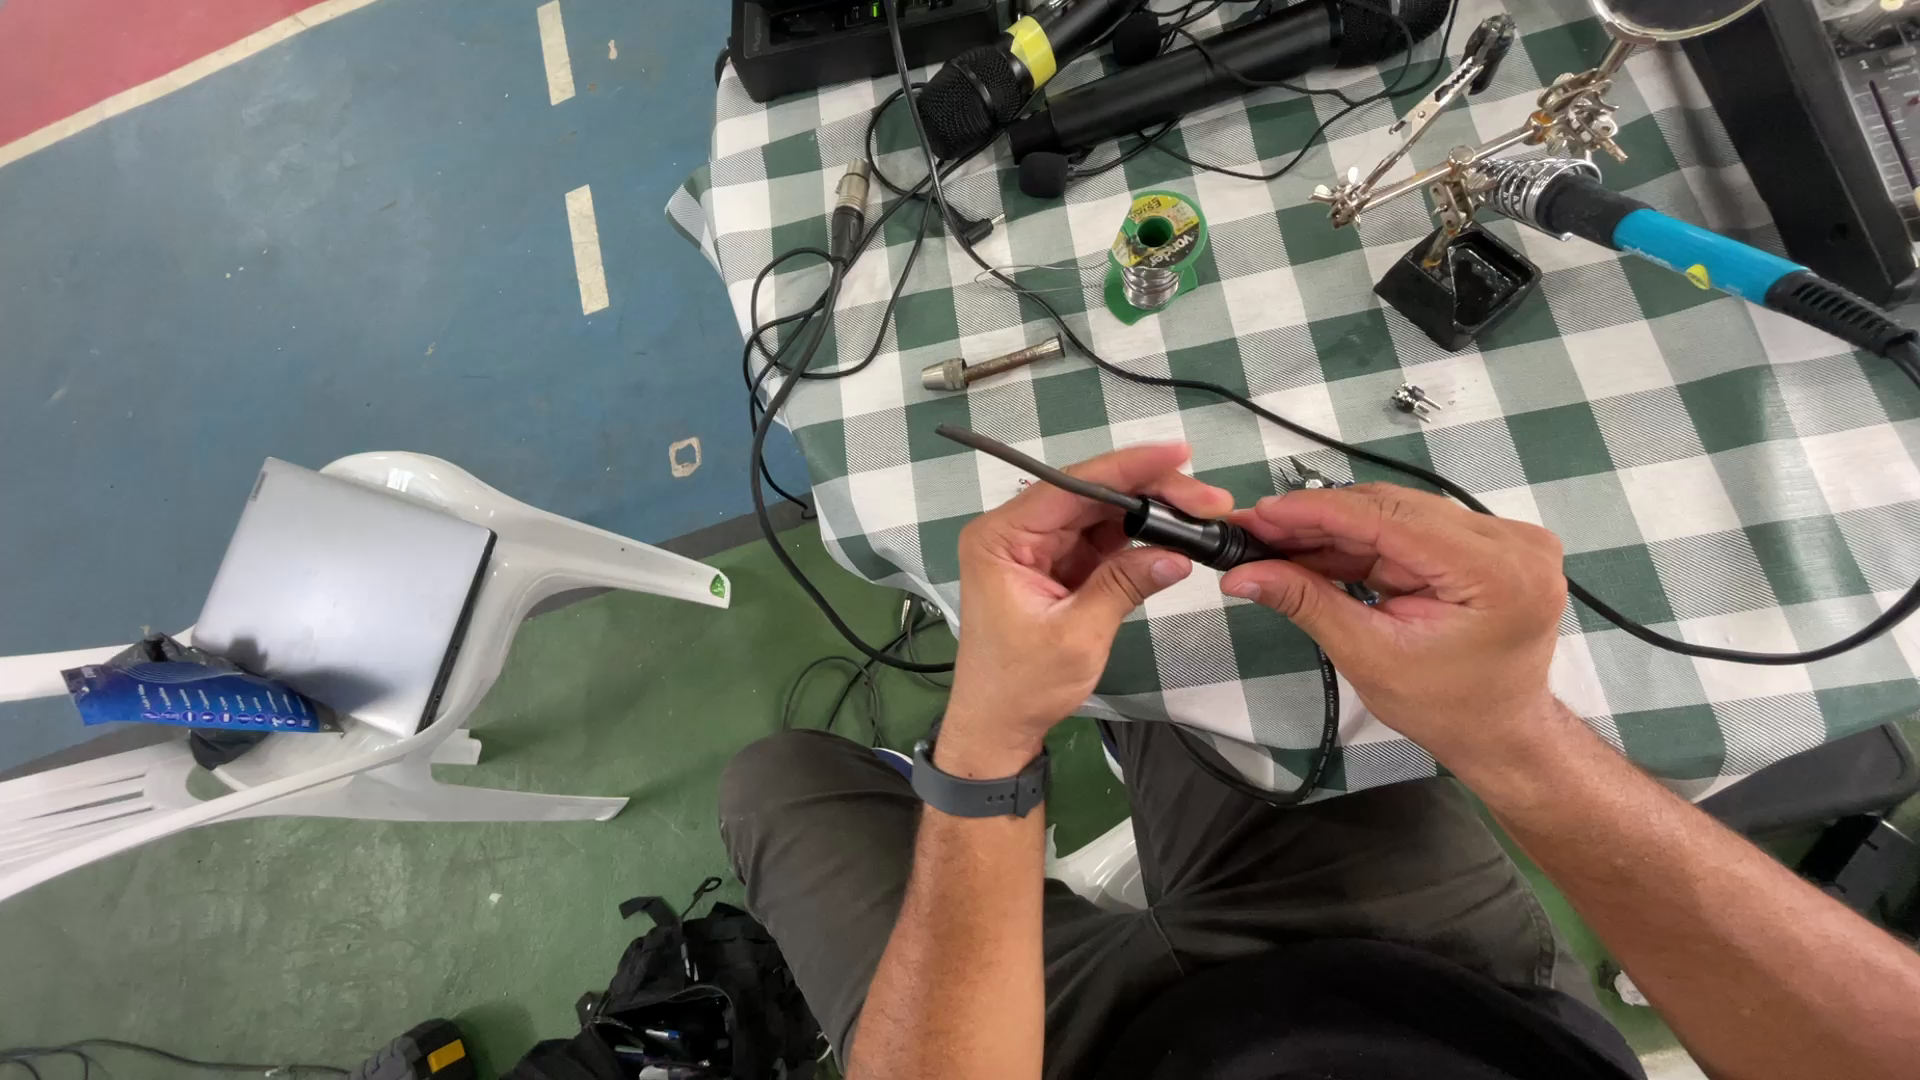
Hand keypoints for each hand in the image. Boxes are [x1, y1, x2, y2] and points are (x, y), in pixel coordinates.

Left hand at [941, 444, 1232, 776]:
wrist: (999, 723)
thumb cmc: (1022, 684)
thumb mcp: (1077, 634)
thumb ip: (1124, 585)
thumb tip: (1179, 554)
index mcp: (1000, 538)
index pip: (1069, 487)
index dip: (1126, 468)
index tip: (1177, 454)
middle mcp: (1014, 531)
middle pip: (1087, 495)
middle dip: (1148, 491)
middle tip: (1207, 498)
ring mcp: (1036, 547)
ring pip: (1098, 513)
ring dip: (1148, 512)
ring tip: (1200, 512)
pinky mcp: (1055, 564)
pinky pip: (1099, 539)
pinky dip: (1135, 537)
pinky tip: (1172, 533)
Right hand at [1217, 484, 1567, 769]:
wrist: (1497, 731)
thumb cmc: (1442, 707)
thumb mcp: (1366, 654)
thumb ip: (1305, 602)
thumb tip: (1240, 574)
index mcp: (1496, 572)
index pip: (1391, 519)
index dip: (1318, 511)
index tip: (1260, 511)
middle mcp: (1508, 541)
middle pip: (1392, 509)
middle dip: (1317, 518)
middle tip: (1254, 525)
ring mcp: (1498, 539)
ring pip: (1392, 514)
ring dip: (1329, 528)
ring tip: (1271, 538)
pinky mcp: (1480, 545)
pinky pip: (1402, 530)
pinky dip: (1353, 541)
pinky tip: (1307, 548)